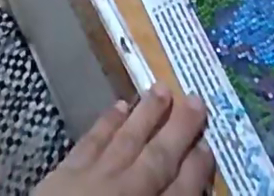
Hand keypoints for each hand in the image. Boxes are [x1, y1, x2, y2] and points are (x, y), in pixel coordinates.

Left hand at [34, 87, 214, 195]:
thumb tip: (181, 190)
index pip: (180, 193)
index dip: (196, 169)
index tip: (208, 145)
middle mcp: (126, 193)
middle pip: (158, 159)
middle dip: (179, 130)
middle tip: (195, 99)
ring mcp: (94, 180)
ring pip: (126, 140)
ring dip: (146, 115)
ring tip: (161, 89)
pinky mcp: (64, 174)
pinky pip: (91, 142)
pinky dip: (107, 123)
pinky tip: (119, 105)